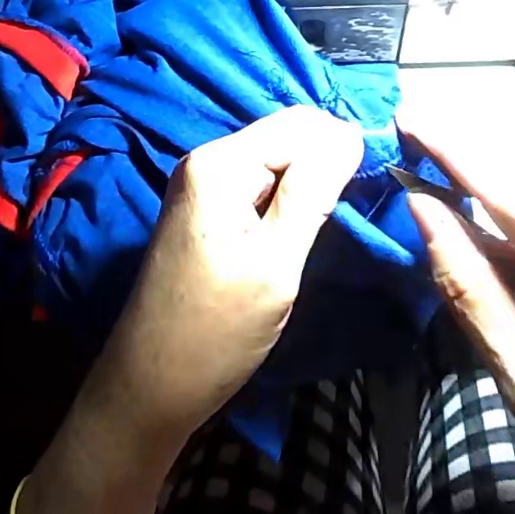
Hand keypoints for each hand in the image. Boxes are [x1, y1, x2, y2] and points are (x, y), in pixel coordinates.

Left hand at [22, 106, 363, 512]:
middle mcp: (208, 159)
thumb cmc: (215, 333)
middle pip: (287, 133)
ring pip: (278, 154)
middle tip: (346, 205)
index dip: (340, 146)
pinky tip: (300, 219)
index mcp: (220, 164)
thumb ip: (313, 192)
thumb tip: (351, 136)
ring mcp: (204, 181)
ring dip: (310, 176)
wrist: (148, 391)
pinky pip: (262, 176)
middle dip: (325, 158)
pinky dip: (289, 190)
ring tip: (327, 215)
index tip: (366, 187)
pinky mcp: (208, 204)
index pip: (300, 124)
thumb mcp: (276, 263)